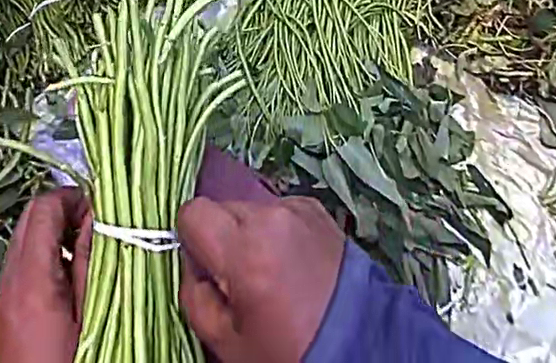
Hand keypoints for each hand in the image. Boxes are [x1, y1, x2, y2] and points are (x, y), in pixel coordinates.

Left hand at [0, 188, 91, 362]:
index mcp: (31, 277)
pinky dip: (44, 256)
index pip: (44, 207)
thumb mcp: (92, 314)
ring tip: (85, 253)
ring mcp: (2, 297)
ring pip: (24, 239)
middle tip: (95, 228)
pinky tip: (68, 279)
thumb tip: (97, 215)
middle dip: (63, 211)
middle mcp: (9, 280)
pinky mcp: (3, 314)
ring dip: (54, 233)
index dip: (73, 199)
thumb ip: (92, 259)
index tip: (100, 213)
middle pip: (30, 217)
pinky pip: (21, 265)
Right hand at [177, 196, 347, 362]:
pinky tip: (294, 264)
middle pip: (221, 208)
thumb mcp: (229, 344)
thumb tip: (193, 265)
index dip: (192, 239)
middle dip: (223, 238)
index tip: (206, 267)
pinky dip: (277, 231)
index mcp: (244, 249)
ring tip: (273, 274)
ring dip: (250, 234)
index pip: (193, 212)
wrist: (364, 344)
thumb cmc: (290, 351)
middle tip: (241, 280)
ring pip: (250, 209)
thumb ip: (196, 297)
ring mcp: (295, 208)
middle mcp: (269, 216)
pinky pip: (278, 210)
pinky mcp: (316, 207)